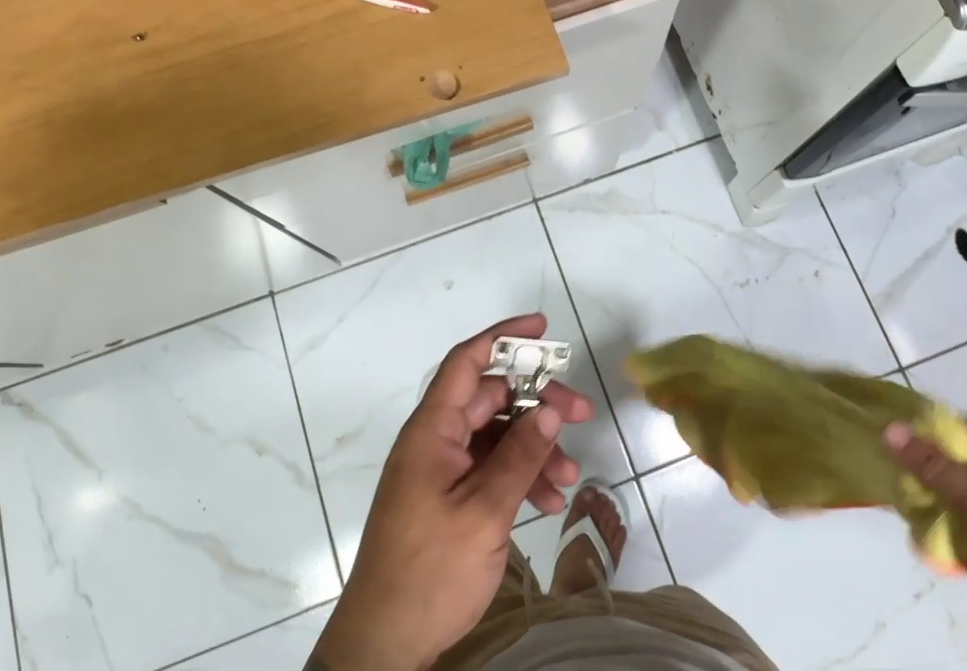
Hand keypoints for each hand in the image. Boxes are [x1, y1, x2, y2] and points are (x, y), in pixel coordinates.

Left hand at [312, 314, 594, 670]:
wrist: (385, 640)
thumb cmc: (430, 570)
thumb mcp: (483, 512)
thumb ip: (518, 456)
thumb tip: (548, 410)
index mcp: (431, 431)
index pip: (466, 362)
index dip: (502, 337)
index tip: (542, 328)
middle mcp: (435, 441)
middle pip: (490, 399)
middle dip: (537, 403)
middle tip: (581, 414)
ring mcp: (441, 471)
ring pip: (496, 437)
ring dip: (534, 448)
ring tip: (570, 477)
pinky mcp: (449, 498)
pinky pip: (490, 470)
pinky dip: (521, 477)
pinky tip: (548, 501)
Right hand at [883, 422, 966, 669]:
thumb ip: (936, 466)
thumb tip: (889, 428)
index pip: (956, 428)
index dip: (919, 429)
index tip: (880, 436)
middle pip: (947, 460)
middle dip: (917, 468)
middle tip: (883, 474)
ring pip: (944, 491)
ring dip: (922, 498)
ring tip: (895, 504)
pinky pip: (950, 519)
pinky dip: (932, 522)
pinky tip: (914, 529)